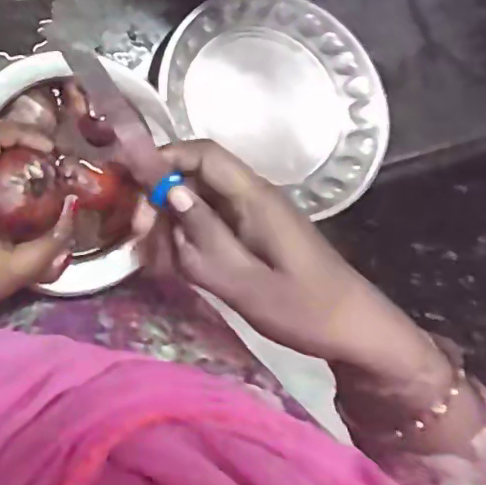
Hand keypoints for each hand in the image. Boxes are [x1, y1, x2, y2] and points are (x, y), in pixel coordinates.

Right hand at [141, 141, 449, 398]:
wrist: (355, 331)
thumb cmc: (306, 309)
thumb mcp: (247, 281)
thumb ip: (204, 236)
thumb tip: (168, 190)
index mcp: (255, 196)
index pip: (204, 153)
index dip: (164, 157)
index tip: (130, 182)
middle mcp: (251, 196)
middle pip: (194, 175)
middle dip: (160, 199)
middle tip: (141, 238)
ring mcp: (251, 214)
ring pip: (197, 200)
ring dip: (172, 224)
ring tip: (158, 261)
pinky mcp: (251, 233)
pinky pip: (209, 222)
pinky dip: (188, 239)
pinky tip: (177, 267)